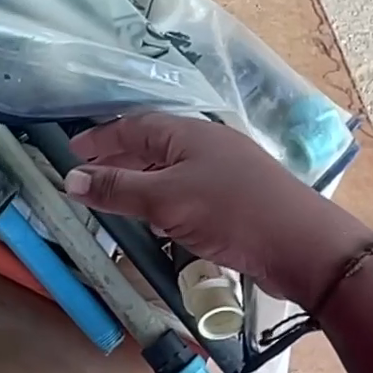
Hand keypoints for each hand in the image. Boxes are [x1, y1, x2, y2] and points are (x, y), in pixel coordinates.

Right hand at [66, 113, 372, 306]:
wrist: (302, 246)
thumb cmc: (230, 213)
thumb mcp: (166, 200)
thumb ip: (118, 190)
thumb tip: (70, 180)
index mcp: (188, 133)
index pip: (133, 126)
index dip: (101, 138)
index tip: (72, 151)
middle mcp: (206, 145)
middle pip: (151, 144)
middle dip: (117, 157)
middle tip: (86, 174)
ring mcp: (223, 171)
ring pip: (169, 168)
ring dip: (138, 179)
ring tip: (112, 195)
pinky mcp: (234, 199)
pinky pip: (185, 189)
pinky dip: (161, 198)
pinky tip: (154, 216)